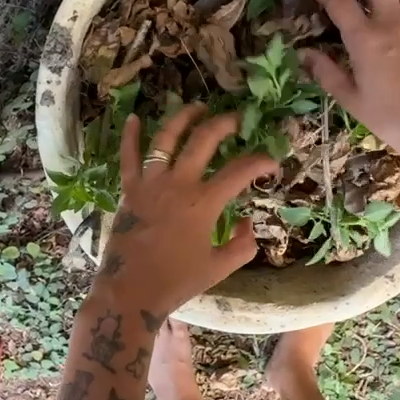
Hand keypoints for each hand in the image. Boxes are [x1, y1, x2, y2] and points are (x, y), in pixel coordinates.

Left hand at [97, 105, 277, 317]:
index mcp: (204, 203)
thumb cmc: (176, 282)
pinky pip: (128, 157)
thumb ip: (241, 245)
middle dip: (224, 125)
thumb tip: (246, 224)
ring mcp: (150, 184)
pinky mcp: (128, 190)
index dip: (260, 163)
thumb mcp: (219, 268)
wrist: (130, 292)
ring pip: (166, 139)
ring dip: (183, 118)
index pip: (240, 171)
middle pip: (204, 141)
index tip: (271, 163)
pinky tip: (135, 118)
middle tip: (237, 120)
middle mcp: (178, 184)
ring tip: (197, 107)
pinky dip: (130, 137)